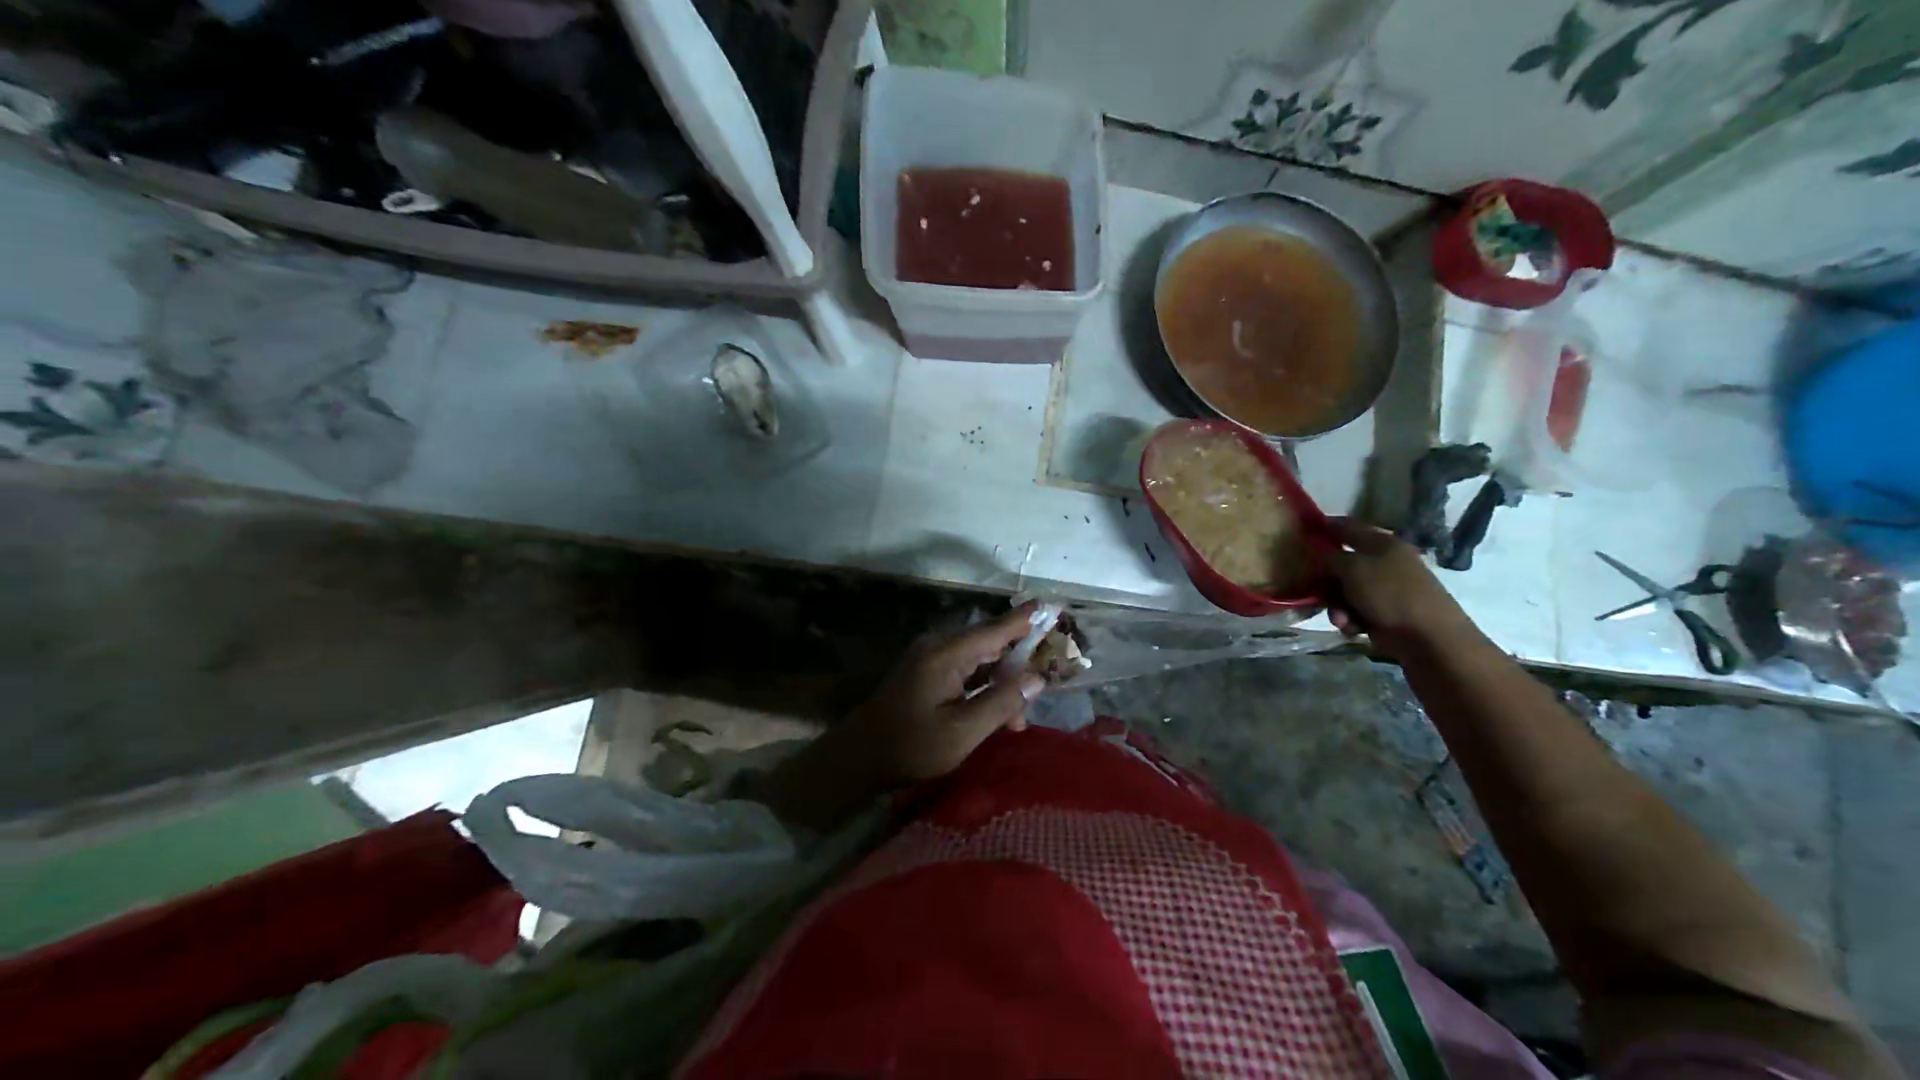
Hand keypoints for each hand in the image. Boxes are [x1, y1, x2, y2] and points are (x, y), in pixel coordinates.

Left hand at [830, 603, 1046, 787]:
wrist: (857, 759)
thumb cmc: (910, 746)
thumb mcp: (963, 731)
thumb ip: (1001, 702)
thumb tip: (1037, 678)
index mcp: (945, 654)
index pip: (994, 630)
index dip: (1024, 620)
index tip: (1050, 604)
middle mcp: (937, 648)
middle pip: (990, 646)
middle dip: (1016, 670)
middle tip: (1035, 699)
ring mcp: (929, 660)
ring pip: (978, 662)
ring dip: (999, 686)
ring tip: (1014, 722)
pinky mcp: (924, 675)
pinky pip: (964, 672)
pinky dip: (982, 689)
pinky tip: (994, 715)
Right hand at [1322, 517, 1478, 657]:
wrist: (1426, 636)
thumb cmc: (1389, 593)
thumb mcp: (1352, 568)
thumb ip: (1329, 557)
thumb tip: (1317, 553)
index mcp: (1381, 543)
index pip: (1347, 527)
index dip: (1325, 528)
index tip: (1302, 535)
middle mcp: (1382, 562)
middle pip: (1340, 563)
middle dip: (1325, 579)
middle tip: (1313, 588)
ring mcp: (1383, 588)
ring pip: (1343, 590)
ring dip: (1336, 605)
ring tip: (1341, 618)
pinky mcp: (1381, 612)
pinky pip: (1353, 610)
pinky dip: (1349, 619)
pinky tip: (1351, 627)